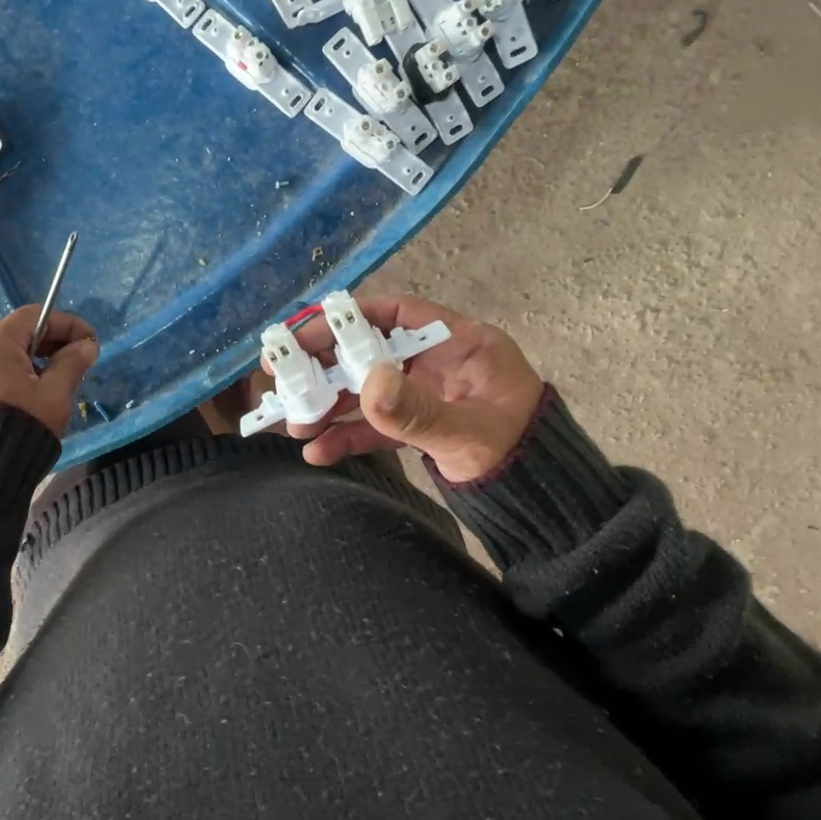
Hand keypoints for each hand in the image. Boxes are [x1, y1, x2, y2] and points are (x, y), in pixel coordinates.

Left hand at [0, 306, 99, 437]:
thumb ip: (72, 364)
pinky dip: (7, 373)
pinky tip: (24, 393)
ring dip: (28, 360)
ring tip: (51, 382)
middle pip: (15, 333)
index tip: (89, 342)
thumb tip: (86, 347)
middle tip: (74, 362)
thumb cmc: (21, 426)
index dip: (66, 325)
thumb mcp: (54, 395)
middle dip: (48, 344)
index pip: (34, 316)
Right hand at [275, 295, 544, 482]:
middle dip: (323, 367)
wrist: (540, 503)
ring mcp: (423, 395)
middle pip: (368, 352)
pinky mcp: (415, 426)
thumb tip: (369, 383)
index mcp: (460, 345)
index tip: (303, 333)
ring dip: (327, 406)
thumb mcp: (467, 433)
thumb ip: (417, 411)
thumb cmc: (519, 456)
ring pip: (364, 390)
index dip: (348, 319)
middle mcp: (437, 363)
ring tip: (295, 425)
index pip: (396, 316)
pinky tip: (318, 451)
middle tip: (280, 376)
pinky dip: (345, 436)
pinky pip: (373, 425)